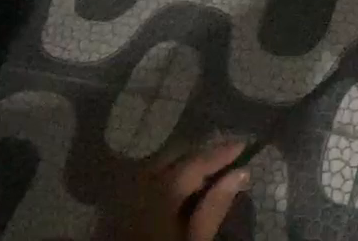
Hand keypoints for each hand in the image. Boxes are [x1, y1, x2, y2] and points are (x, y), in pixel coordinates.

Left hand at [103, 141, 252, 240]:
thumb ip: (215, 207)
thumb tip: (240, 173)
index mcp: (161, 192)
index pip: (196, 162)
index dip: (221, 152)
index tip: (244, 144)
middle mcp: (139, 186)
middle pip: (173, 157)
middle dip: (200, 155)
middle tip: (226, 160)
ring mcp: (123, 198)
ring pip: (156, 166)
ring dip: (181, 165)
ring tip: (204, 175)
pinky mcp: (113, 214)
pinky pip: (142, 182)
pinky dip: (163, 179)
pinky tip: (176, 191)